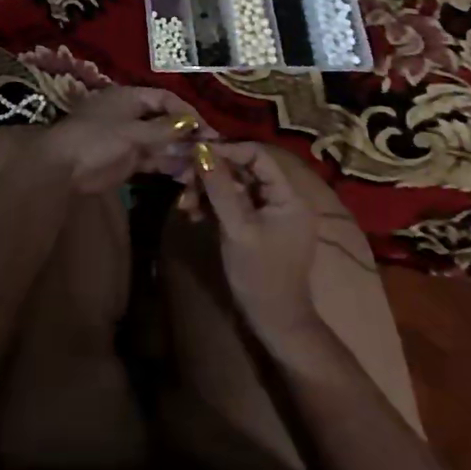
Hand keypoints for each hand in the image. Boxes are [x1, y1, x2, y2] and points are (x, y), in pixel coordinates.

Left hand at [30, 85, 214, 194]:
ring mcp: (130, 138)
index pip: (165, 99)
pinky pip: (154, 159)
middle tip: (211, 151)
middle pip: (166, 121)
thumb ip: (162, 129)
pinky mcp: (128, 160)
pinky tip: (187, 174)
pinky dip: (169, 165)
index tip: (208, 129)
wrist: (64, 167)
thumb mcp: (131, 131)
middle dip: (187, 135)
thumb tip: (192, 125)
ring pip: (162, 143)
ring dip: (181, 153)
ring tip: (202, 165)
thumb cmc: (95, 139)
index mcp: (129, 98)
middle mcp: (132, 115)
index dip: (187, 112)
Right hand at [195, 142, 322, 341]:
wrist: (273, 319)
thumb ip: (220, 188)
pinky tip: (192, 213)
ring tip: (183, 202)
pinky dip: (211, 205)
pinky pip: (231, 203)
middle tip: (181, 178)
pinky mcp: (254, 225)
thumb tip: (201, 151)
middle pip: (242, 170)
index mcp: (289, 197)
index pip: (258, 156)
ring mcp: (268, 213)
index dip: (227, 150)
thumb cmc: (259, 273)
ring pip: (233, 186)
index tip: (195, 152)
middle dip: (210, 172)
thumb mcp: (237, 227)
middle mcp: (281, 199)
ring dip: (206, 190)